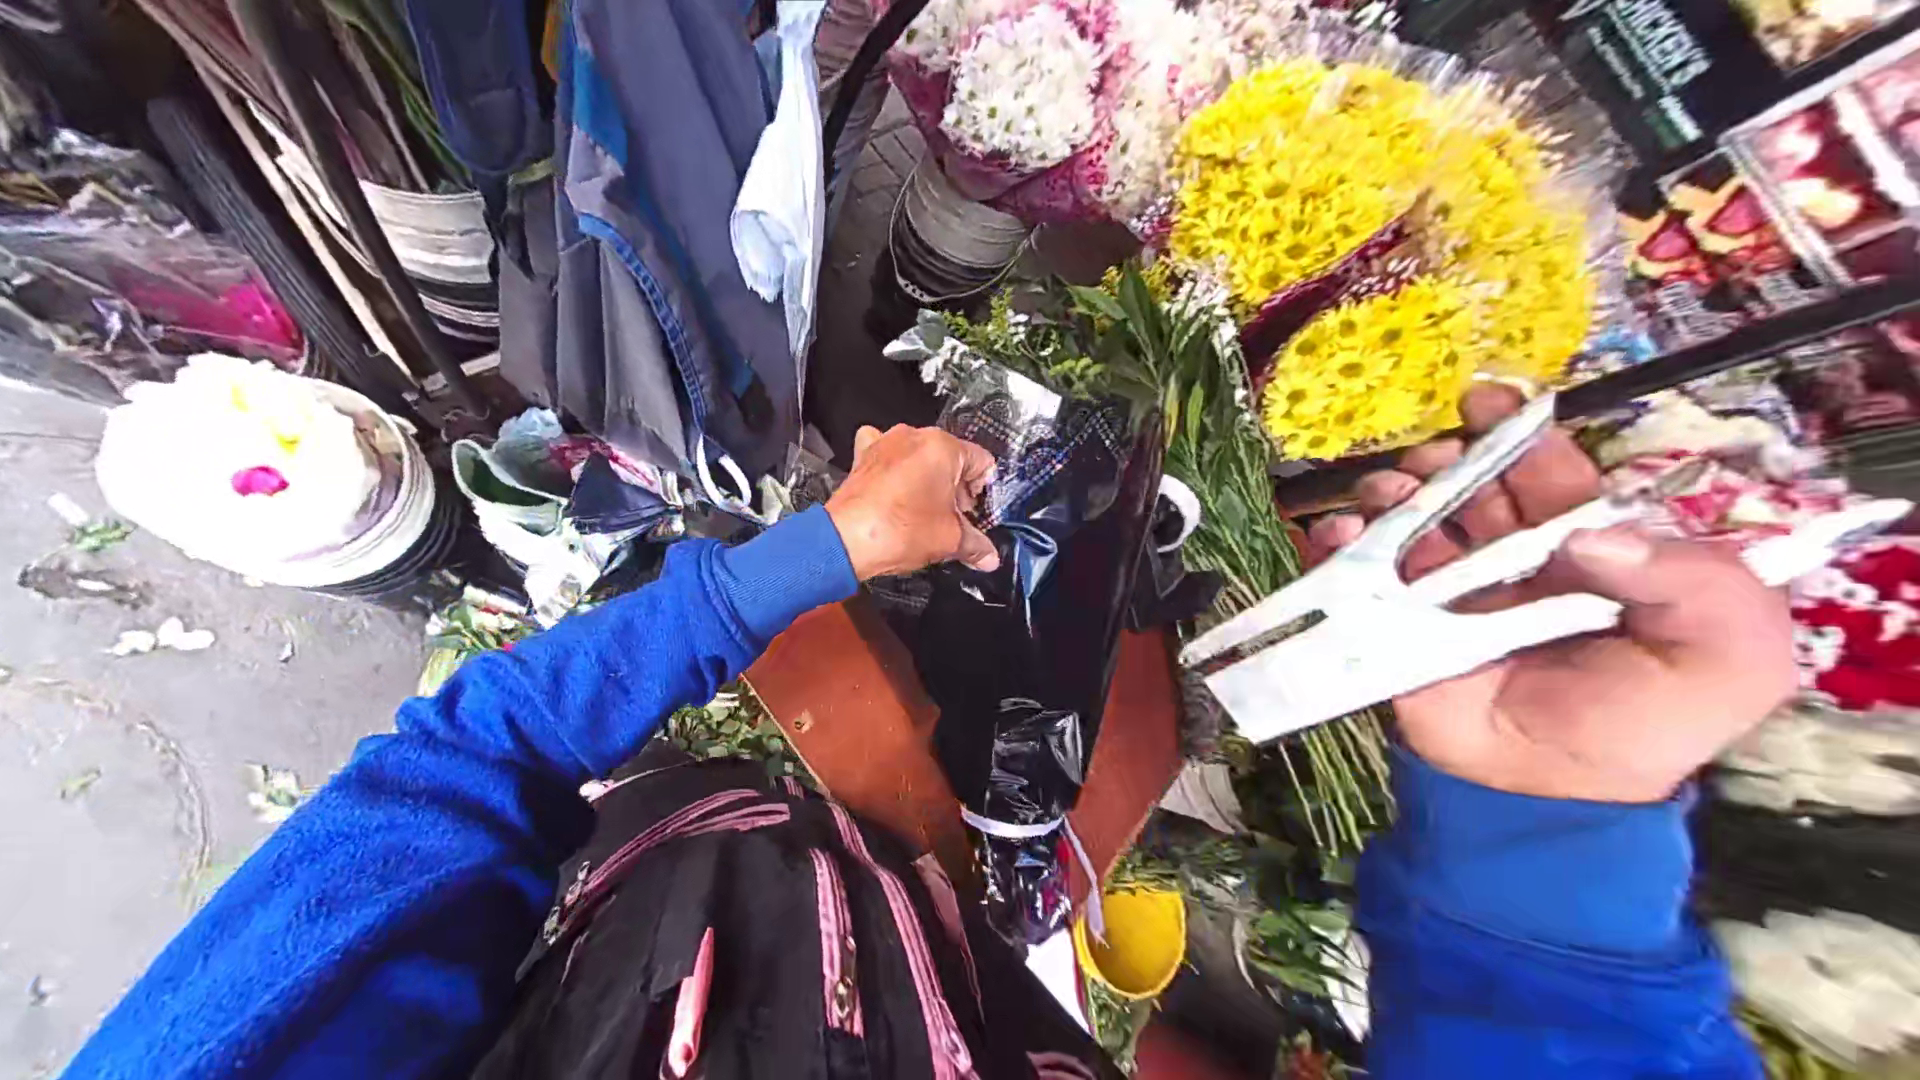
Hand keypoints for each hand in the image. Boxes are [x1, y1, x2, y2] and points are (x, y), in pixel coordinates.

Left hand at [825, 424, 1000, 579]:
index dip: (984, 491)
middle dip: (956, 487)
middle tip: (954, 518)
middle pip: (951, 458)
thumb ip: (976, 545)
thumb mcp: (950, 540)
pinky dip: (896, 469)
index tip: (976, 513)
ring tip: (925, 510)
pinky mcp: (864, 456)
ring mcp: (886, 442)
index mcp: (943, 447)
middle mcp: (914, 436)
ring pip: (921, 456)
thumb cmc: (899, 530)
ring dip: (928, 478)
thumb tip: (989, 556)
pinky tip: (896, 489)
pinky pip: (888, 455)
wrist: (846, 540)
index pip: (982, 462)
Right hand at [1308, 385, 1796, 803]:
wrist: (1535, 790)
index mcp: (1577, 554)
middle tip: (1426, 460)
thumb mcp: (1724, 659)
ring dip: (1387, 496)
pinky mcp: (1384, 616)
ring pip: (1403, 521)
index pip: (1548, 480)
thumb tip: (1590, 537)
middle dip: (1441, 462)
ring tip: (1383, 494)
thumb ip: (1700, 587)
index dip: (1520, 437)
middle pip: (1464, 490)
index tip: (1486, 401)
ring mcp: (1435, 588)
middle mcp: (1501, 560)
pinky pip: (1350, 571)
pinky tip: (1335, 533)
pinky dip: (1334, 544)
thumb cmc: (1634, 722)